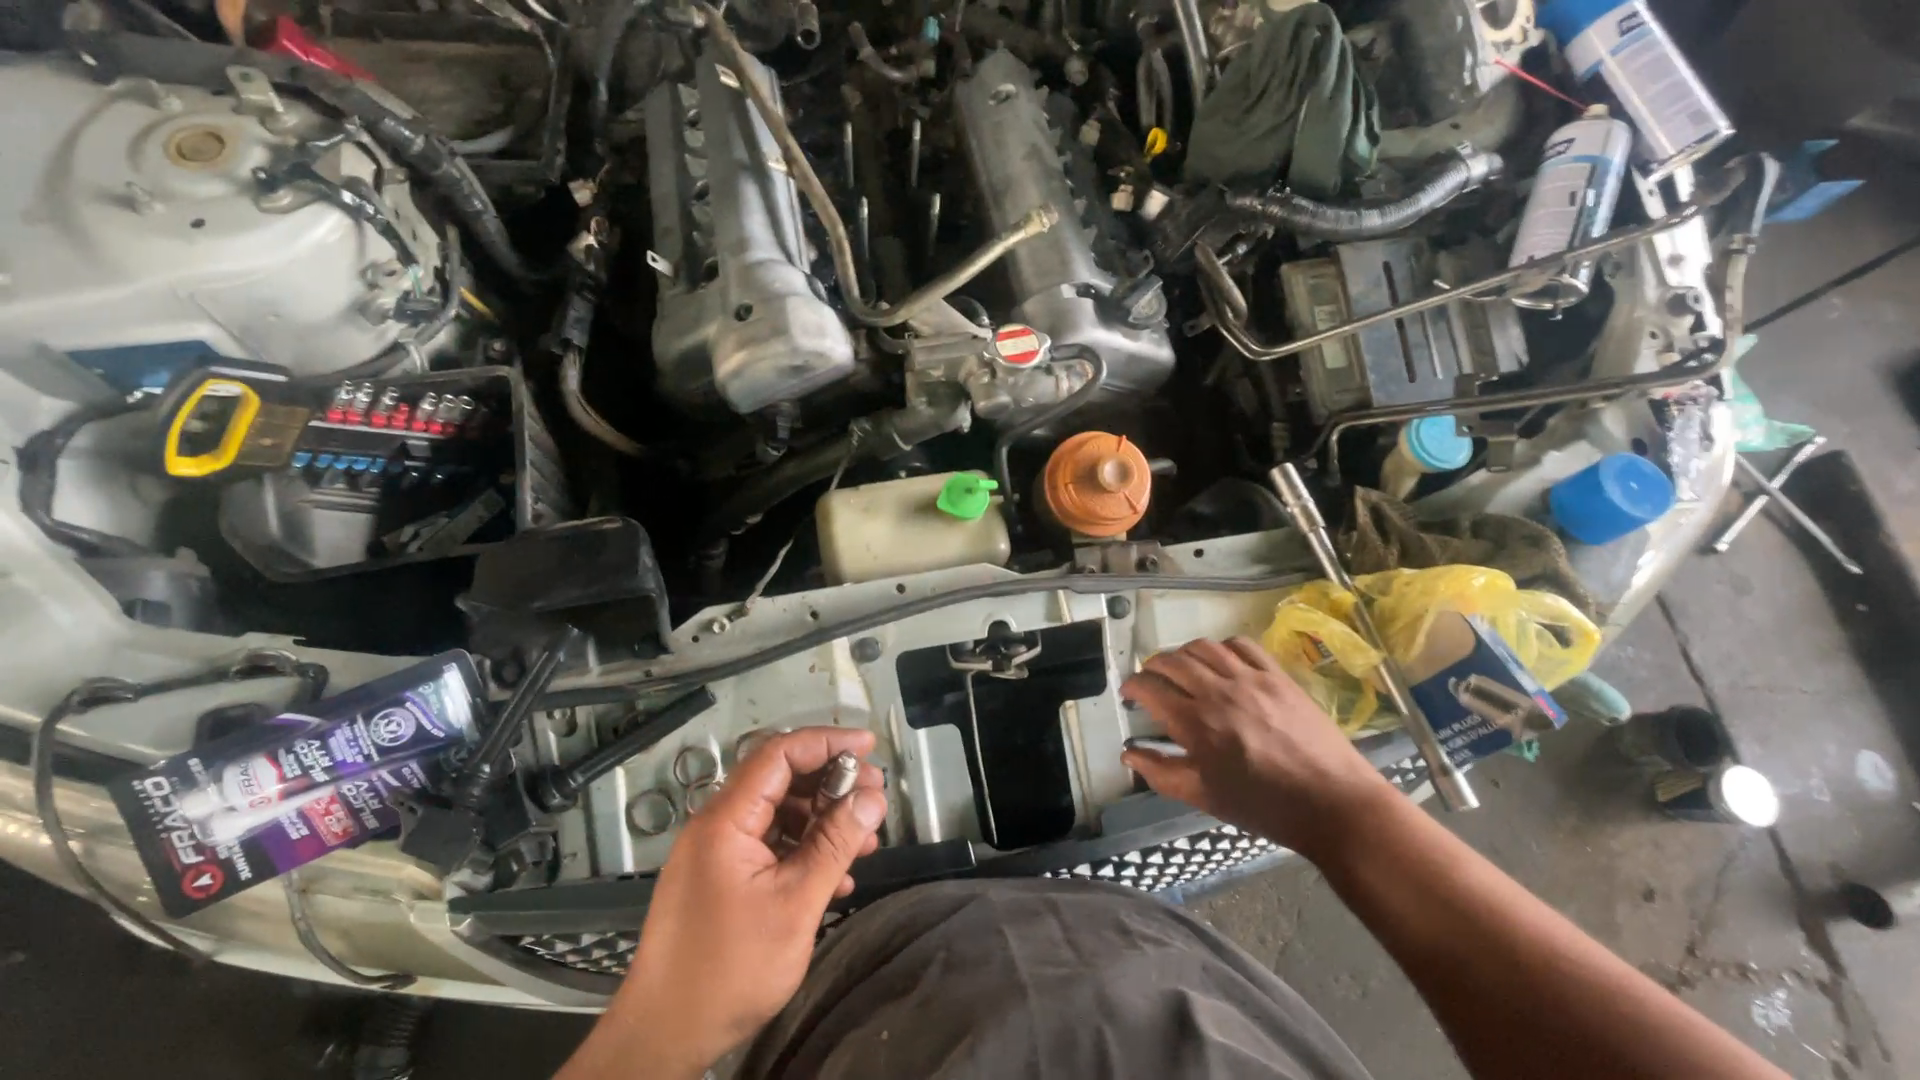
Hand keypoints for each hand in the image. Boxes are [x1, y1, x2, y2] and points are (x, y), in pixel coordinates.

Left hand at [587, 728, 887, 1077]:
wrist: (665, 1033)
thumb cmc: (729, 969)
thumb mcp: (795, 904)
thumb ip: (834, 844)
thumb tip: (871, 798)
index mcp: (725, 820)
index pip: (778, 755)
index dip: (826, 742)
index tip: (869, 746)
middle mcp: (716, 827)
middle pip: (779, 781)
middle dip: (831, 784)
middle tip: (875, 798)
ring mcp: (716, 855)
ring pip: (777, 816)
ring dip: (822, 822)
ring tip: (864, 842)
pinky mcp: (719, 881)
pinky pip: (767, 848)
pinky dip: (803, 852)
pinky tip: (836, 878)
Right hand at [1119, 638, 1396, 859]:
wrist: (1332, 802)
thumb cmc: (1263, 807)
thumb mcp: (1204, 797)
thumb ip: (1161, 772)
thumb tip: (1128, 754)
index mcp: (1196, 724)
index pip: (1150, 689)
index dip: (1132, 687)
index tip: (1128, 694)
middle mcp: (1219, 692)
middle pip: (1172, 661)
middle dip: (1152, 666)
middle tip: (1149, 679)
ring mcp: (1251, 679)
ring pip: (1204, 647)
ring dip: (1183, 653)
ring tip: (1181, 667)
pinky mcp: (1278, 677)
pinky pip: (1242, 646)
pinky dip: (1222, 647)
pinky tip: (1221, 661)